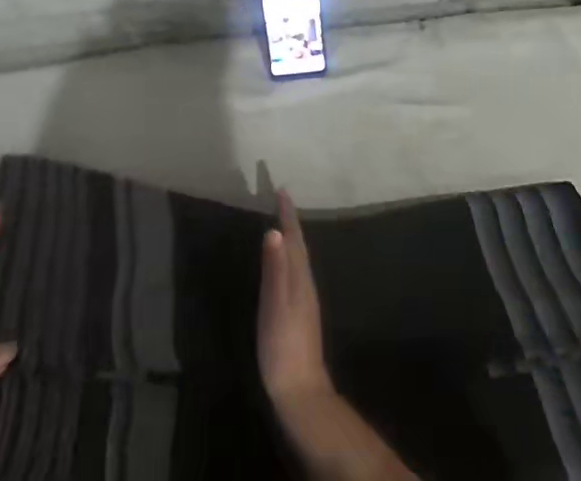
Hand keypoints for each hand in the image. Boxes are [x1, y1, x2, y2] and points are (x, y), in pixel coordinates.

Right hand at [259, 188, 331, 404]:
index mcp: (300, 279)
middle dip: (289, 220)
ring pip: (298, 258)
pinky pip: (295, 272)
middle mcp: (306, 284)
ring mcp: (305, 300)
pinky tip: (284, 265)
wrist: (300, 390)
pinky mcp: (299, 312)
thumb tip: (275, 231)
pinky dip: (289, 257)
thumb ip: (275, 269)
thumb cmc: (283, 346)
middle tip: (279, 198)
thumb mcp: (275, 306)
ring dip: (291, 237)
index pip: (294, 238)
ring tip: (281, 222)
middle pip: (299, 244)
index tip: (281, 189)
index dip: (287, 214)